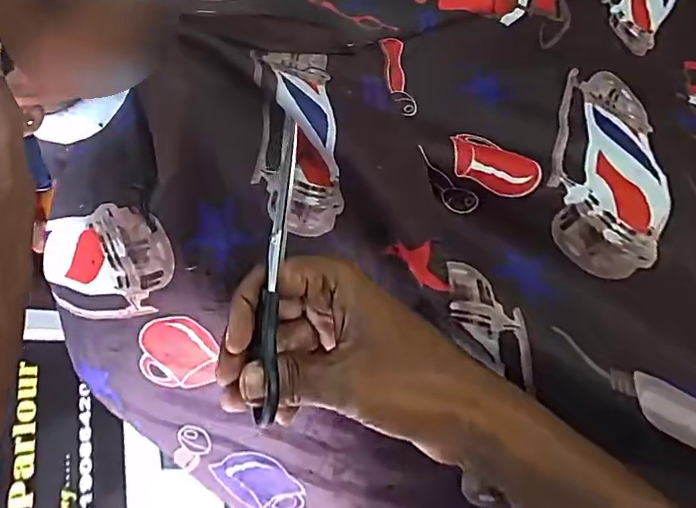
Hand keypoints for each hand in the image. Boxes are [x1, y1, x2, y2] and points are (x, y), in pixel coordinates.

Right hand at [217, 257, 669, 507]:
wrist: (468, 417)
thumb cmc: (409, 380)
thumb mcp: (345, 380)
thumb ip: (291, 378)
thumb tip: (243, 383)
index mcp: (332, 280)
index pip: (274, 278)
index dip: (247, 308)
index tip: (232, 346)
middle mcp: (329, 297)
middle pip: (275, 312)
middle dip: (250, 348)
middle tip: (226, 383)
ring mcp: (336, 329)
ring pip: (286, 342)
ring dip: (264, 372)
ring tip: (240, 405)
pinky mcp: (344, 359)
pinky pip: (303, 365)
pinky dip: (287, 385)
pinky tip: (275, 413)